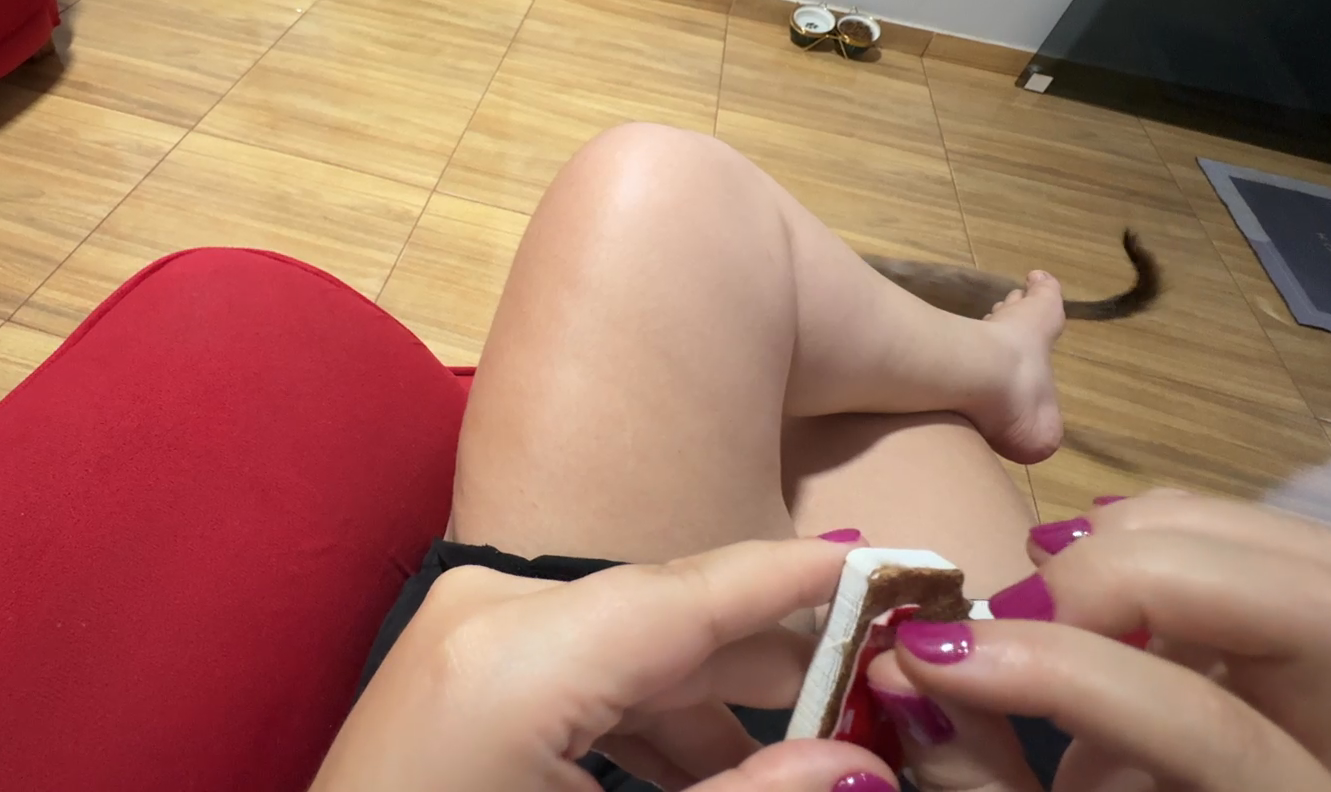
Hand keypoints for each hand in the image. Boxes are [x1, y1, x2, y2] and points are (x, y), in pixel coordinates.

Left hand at [312, 537, 901, 791]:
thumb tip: (856, 768)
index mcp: (513, 656)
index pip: (679, 594)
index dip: (784, 575)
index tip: (872, 560)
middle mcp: (485, 609)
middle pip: (655, 616)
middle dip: (758, 656)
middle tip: (859, 686)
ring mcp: (464, 624)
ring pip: (618, 643)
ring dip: (701, 703)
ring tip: (789, 758)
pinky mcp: (458, 653)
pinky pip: (574, 665)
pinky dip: (639, 715)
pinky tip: (696, 770)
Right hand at [867, 491, 1330, 790]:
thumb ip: (976, 778)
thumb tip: (896, 669)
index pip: (1211, 730)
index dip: (1057, 671)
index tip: (929, 652)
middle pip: (1309, 605)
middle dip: (1126, 576)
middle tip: (1017, 604)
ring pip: (1300, 555)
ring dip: (1148, 534)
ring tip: (1046, 567)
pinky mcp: (1312, 653)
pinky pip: (1264, 545)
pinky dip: (1154, 525)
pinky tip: (1080, 560)